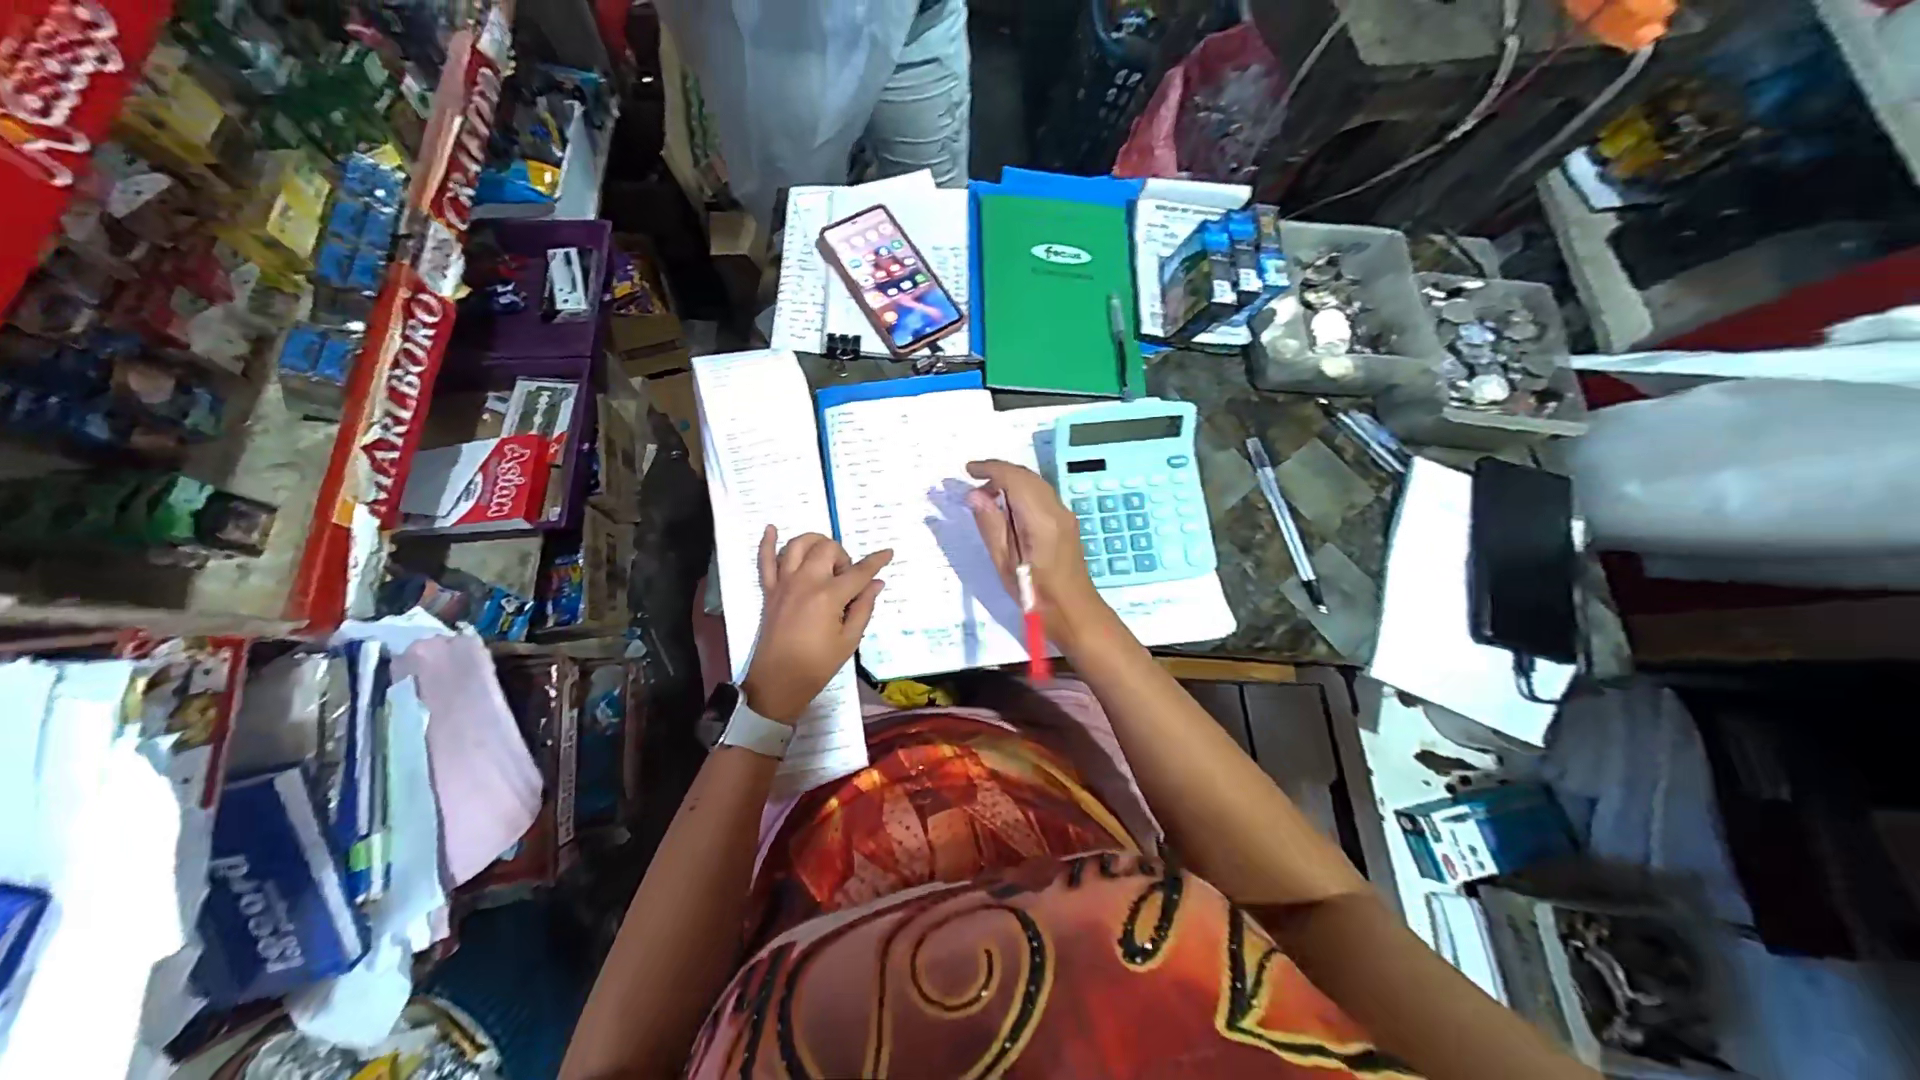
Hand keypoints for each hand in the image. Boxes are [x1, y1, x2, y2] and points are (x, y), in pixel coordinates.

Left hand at [742, 528, 891, 723]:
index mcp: (828, 596)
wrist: (778, 682)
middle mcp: (805, 581)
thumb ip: (864, 607)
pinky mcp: (769, 590)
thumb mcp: (849, 639)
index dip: (876, 561)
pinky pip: (764, 560)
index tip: (888, 553)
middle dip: (843, 557)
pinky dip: (767, 542)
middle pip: (827, 549)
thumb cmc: (817, 665)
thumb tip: (877, 583)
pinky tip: (772, 528)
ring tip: (825, 557)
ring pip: (798, 545)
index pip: (858, 571)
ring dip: (815, 543)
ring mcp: (784, 583)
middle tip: (847, 579)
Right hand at [965, 459, 1110, 648]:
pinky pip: (1042, 496)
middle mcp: (1057, 510)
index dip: (990, 469)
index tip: (968, 471)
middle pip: (1027, 476)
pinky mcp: (1066, 524)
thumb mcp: (1005, 564)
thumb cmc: (1036, 596)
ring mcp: (1065, 516)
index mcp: (1041, 520)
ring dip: (1011, 482)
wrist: (1074, 613)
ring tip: (986, 497)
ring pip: (1036, 484)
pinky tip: (1007, 509)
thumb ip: (990, 525)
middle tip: (973, 485)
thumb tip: (975, 495)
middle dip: (999, 473)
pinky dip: (1022, 492)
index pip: (1014, 478)